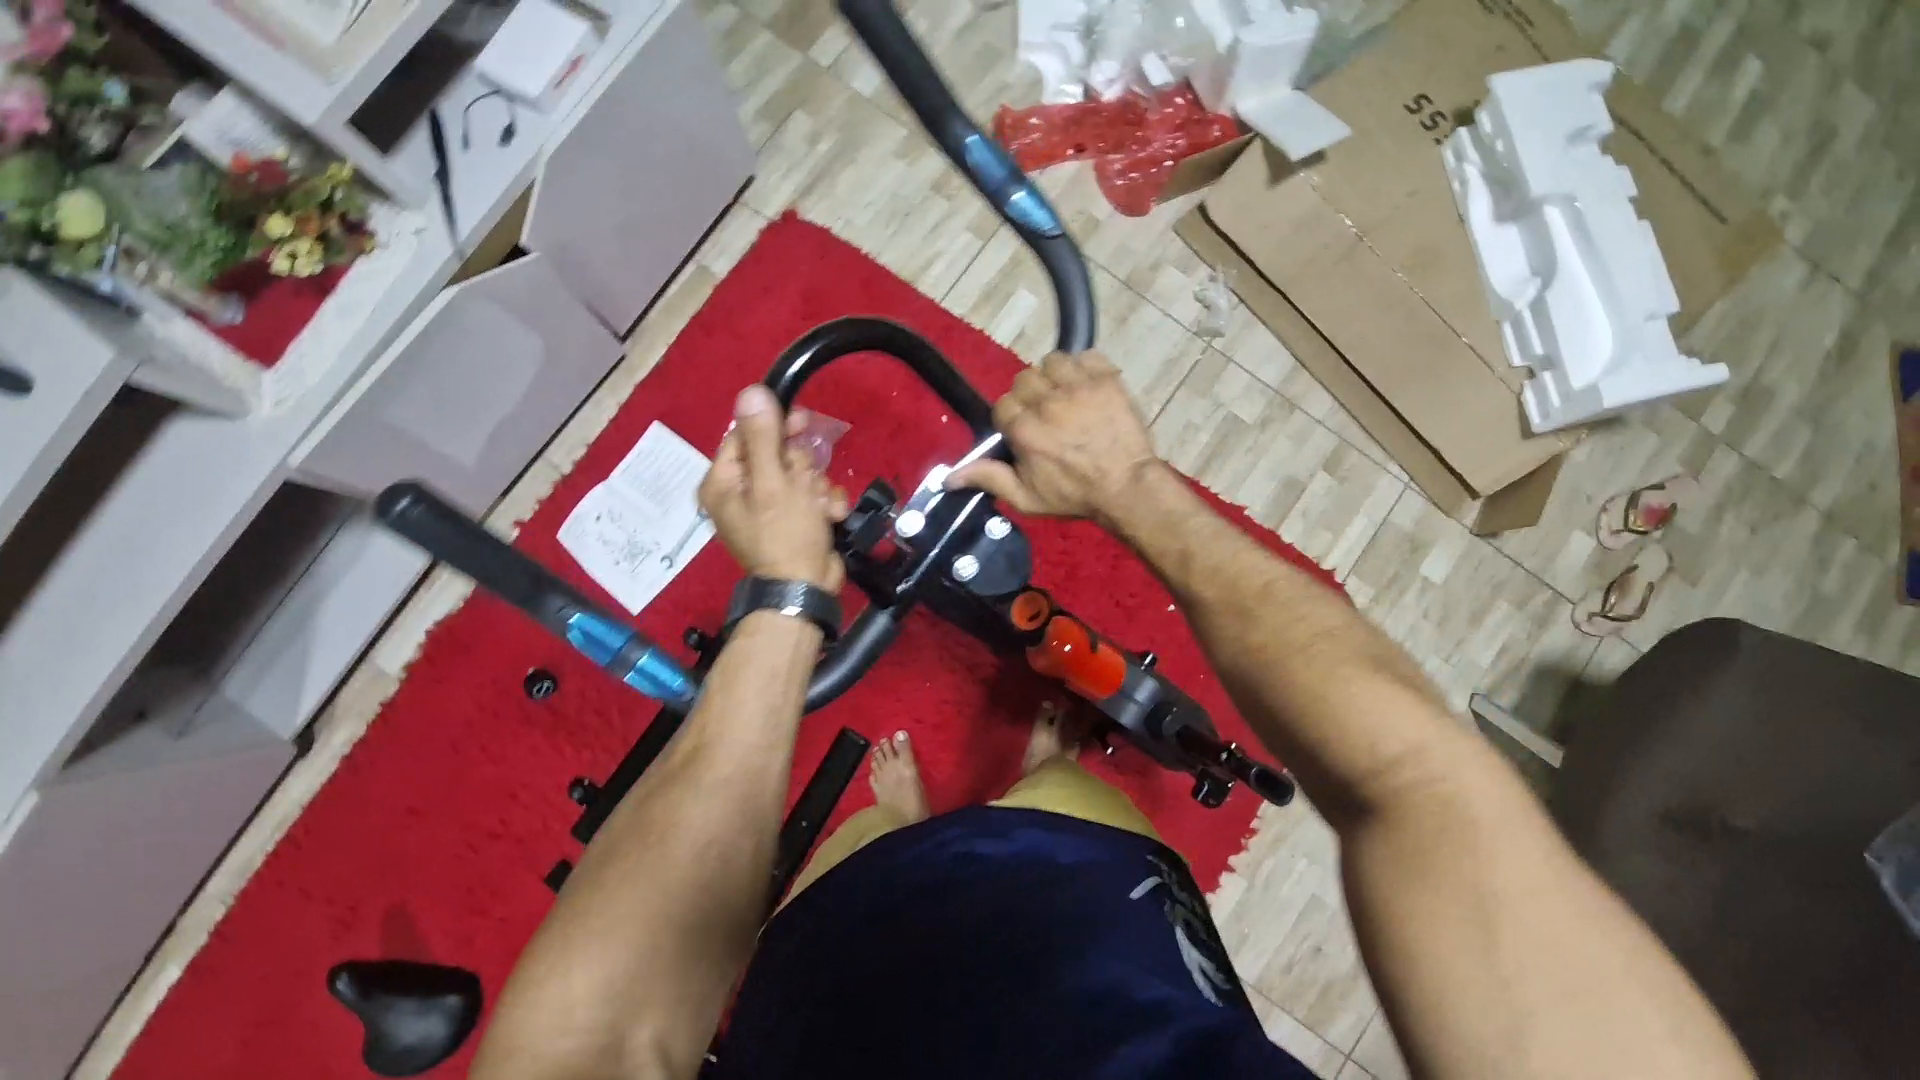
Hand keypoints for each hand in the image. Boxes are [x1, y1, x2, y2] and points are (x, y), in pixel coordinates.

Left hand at [700, 385, 849, 591]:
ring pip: (800, 473)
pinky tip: (831, 516)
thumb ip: (764, 437)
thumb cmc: (784, 535)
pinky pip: (811, 495)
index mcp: (724, 482)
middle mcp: (741, 492)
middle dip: (801, 467)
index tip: (803, 421)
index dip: (776, 426)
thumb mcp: (774, 482)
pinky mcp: (793, 519)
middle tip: (810, 483)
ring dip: (818, 487)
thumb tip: (751, 391)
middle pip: (777, 453)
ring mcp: (768, 507)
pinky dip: (825, 504)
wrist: (805, 589)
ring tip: (821, 508)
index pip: (746, 435)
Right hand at [946, 351, 1161, 526]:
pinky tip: (1088, 385)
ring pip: (1052, 362)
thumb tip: (949, 477)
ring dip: (1056, 376)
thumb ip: (989, 479)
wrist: (1127, 488)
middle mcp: (1047, 402)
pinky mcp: (1106, 379)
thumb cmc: (1075, 496)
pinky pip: (1086, 355)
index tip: (1025, 430)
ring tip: (1066, 395)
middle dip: (1031, 396)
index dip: (1012, 416)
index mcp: (1024, 429)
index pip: (1003, 404)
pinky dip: (1085, 366)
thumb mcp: (1027, 498)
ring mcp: (1078, 387)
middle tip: (1047, 414)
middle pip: (1024, 380)